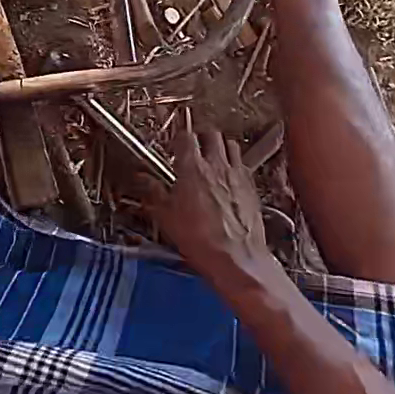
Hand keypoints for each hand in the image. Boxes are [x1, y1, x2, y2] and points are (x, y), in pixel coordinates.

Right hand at [149, 119, 270, 282]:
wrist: (237, 260)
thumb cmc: (201, 239)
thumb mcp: (166, 215)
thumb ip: (153, 191)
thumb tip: (143, 179)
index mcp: (192, 167)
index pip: (185, 136)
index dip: (177, 137)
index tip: (173, 145)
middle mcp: (216, 165)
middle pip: (210, 133)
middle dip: (200, 135)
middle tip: (193, 144)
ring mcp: (237, 175)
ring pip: (231, 144)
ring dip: (220, 146)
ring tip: (212, 155)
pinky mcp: (252, 188)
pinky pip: (244, 164)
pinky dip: (235, 163)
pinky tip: (229, 176)